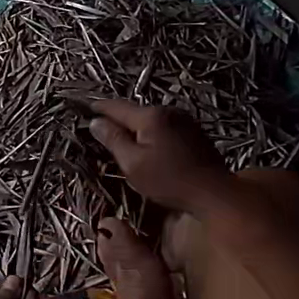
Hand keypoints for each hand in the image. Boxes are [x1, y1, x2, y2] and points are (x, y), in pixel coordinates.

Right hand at [87, 100, 234, 213]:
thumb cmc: (169, 180)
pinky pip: (164, 127)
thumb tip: (96, 122)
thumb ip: (113, 140)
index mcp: (150, 116)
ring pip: (151, 119)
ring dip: (136, 127)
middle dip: (118, 118)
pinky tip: (149, 146)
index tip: (85, 107)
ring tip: (123, 138)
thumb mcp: (133, 163)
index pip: (116, 106)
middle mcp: (168, 111)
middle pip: (135, 112)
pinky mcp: (194, 132)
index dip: (99, 107)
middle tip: (101, 127)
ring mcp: (184, 120)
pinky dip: (152, 133)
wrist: (213, 191)